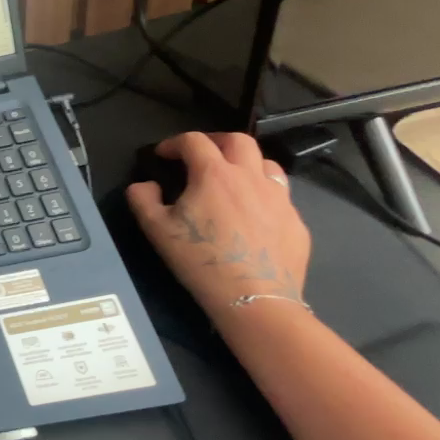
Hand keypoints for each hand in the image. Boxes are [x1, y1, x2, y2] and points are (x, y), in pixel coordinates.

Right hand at [126, 132, 311, 318]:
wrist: (254, 299)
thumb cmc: (200, 260)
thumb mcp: (155, 228)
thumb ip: (141, 197)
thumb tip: (147, 185)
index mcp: (214, 175)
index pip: (194, 141)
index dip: (174, 142)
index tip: (163, 155)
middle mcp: (251, 179)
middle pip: (239, 140)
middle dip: (215, 141)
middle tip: (200, 156)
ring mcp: (280, 200)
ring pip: (267, 164)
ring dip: (245, 165)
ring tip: (231, 181)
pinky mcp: (297, 223)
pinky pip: (281, 197)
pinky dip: (262, 195)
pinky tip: (251, 216)